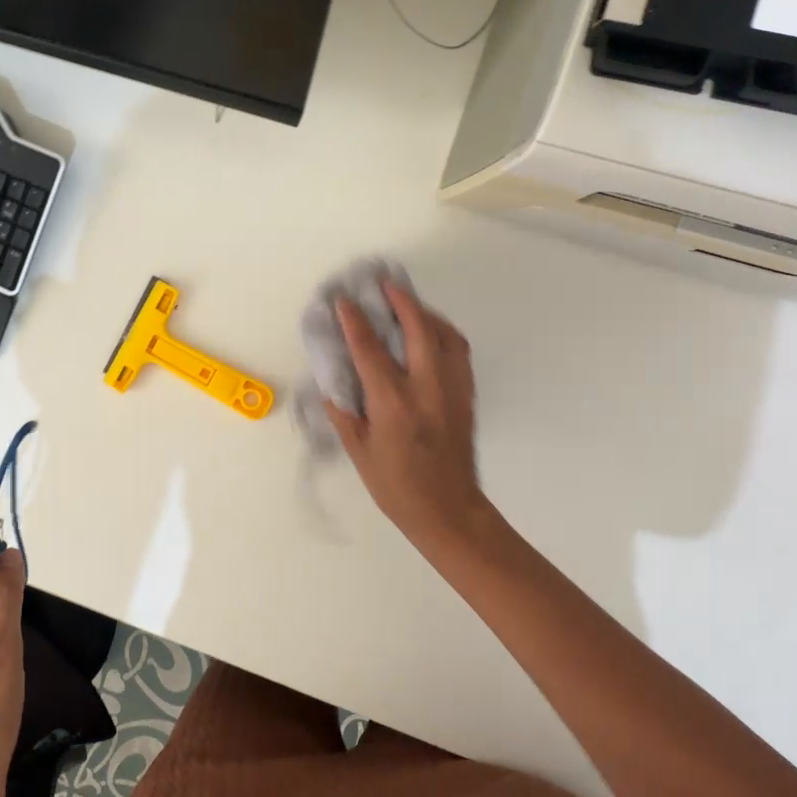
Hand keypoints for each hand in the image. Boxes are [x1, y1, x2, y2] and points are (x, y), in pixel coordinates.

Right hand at [324, 279, 486, 542]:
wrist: (448, 511)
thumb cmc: (397, 486)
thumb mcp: (359, 452)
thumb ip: (344, 413)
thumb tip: (331, 384)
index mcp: (393, 403)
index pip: (370, 350)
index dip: (355, 322)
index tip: (344, 300)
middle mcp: (426, 389)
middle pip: (419, 330)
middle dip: (402, 303)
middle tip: (385, 285)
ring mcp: (451, 391)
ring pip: (446, 337)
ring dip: (426, 314)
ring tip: (409, 305)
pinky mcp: (466, 397)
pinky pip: (458, 352)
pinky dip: (443, 334)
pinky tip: (431, 334)